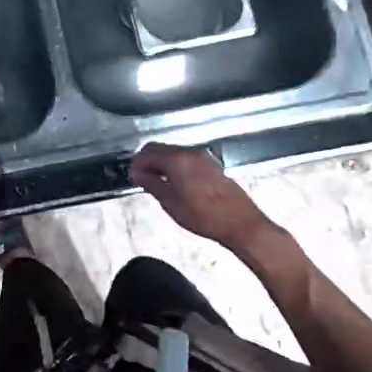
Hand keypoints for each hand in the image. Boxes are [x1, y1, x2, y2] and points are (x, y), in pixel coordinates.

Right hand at [128, 143, 275, 250]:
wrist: (240, 223)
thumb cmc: (203, 216)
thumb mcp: (170, 203)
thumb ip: (152, 184)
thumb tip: (137, 173)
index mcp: (177, 159)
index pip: (148, 152)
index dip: (136, 164)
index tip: (132, 177)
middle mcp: (190, 152)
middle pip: (160, 148)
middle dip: (148, 161)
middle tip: (142, 180)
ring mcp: (203, 158)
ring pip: (174, 153)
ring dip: (162, 164)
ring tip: (158, 184)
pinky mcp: (212, 165)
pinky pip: (186, 159)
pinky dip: (176, 167)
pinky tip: (176, 184)